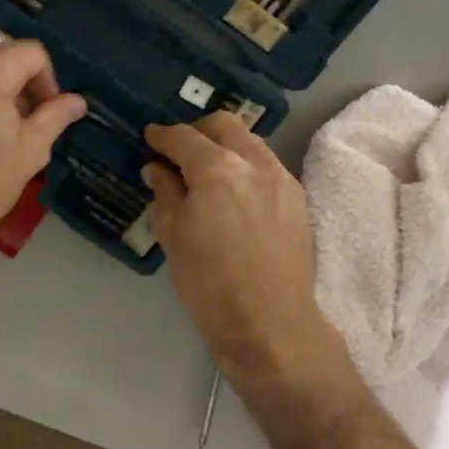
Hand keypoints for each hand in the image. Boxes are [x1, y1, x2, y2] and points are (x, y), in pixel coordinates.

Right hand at [143, 115, 321, 377]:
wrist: (270, 324)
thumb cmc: (210, 284)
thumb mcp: (173, 237)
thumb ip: (165, 193)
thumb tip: (158, 169)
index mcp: (216, 169)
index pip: (183, 137)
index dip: (162, 136)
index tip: (151, 138)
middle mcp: (253, 162)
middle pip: (224, 125)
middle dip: (198, 131)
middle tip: (179, 151)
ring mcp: (281, 178)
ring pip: (250, 141)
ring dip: (225, 146)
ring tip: (207, 170)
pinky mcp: (297, 197)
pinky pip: (267, 165)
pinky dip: (246, 165)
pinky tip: (234, 191)